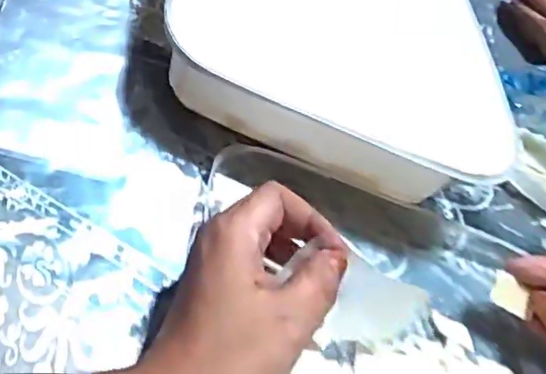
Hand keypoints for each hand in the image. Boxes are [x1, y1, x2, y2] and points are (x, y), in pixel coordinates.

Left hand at [133, 183, 349, 373]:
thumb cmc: (237, 350)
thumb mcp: (290, 317)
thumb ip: (318, 279)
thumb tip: (335, 253)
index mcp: (232, 228)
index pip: (277, 196)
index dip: (312, 218)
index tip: (337, 257)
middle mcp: (216, 230)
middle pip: (266, 211)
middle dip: (302, 235)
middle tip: (331, 275)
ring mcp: (209, 251)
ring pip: (257, 235)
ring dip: (289, 254)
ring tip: (315, 291)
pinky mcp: (208, 274)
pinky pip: (245, 256)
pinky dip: (271, 269)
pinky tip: (289, 305)